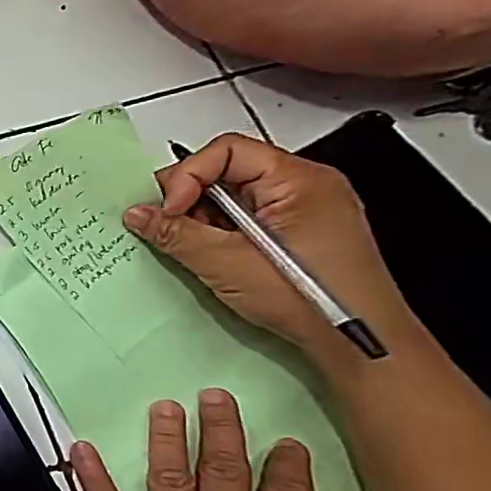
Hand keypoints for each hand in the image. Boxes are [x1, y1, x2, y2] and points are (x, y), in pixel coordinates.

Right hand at [123, 133, 411, 360]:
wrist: (352, 338)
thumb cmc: (312, 298)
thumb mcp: (227, 263)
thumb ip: (176, 234)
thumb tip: (137, 213)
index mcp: (299, 181)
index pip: (225, 152)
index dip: (187, 177)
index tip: (167, 211)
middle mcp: (300, 187)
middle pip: (223, 170)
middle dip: (186, 198)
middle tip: (166, 227)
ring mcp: (295, 209)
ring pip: (225, 196)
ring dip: (197, 219)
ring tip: (191, 248)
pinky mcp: (286, 230)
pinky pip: (236, 217)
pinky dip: (211, 232)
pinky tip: (205, 254)